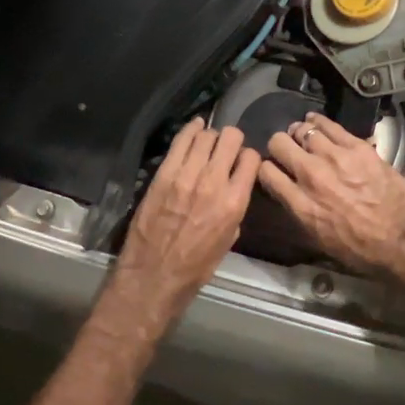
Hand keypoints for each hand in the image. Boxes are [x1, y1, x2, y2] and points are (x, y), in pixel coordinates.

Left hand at [111, 118, 258, 322]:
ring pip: (206, 135)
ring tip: (208, 142)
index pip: (251, 159)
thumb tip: (234, 187)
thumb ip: (235, 208)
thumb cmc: (195, 267)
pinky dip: (191, 129)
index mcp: (234, 202)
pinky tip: (195, 128)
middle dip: (232, 139)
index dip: (248, 158)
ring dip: (211, 136)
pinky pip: (181, 140)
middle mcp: (214, 182)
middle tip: (226, 148)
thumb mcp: (228, 240)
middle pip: (231, 138)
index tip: (242, 162)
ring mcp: (187, 175)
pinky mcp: (164, 173)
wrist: (153, 277)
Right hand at [258, 111, 404, 283]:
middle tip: (287, 150)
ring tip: (304, 136)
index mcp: (300, 204)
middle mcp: (311, 176)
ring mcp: (334, 157)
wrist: (401, 238)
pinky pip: (328, 124)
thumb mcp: (319, 238)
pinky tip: (315, 122)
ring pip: (302, 130)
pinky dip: (318, 122)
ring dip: (300, 133)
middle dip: (279, 146)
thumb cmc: (360, 248)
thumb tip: (288, 191)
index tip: (273, 170)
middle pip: (279, 144)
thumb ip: (299, 210)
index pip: (266, 173)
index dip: (266, 169)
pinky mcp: (356, 146)